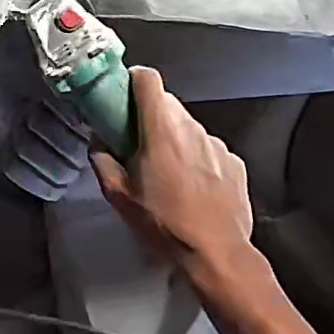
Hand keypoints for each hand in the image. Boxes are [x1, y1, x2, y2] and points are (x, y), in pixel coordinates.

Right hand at [91, 67, 253, 277]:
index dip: (133, 79)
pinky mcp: (235, 163)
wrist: (216, 254)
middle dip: (149, 114)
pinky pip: (208, 148)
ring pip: (188, 126)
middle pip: (167, 103)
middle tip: (136, 139)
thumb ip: (102, 160)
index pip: (148, 80)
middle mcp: (192, 129)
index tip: (122, 93)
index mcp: (161, 130)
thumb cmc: (163, 222)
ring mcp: (217, 145)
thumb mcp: (117, 194)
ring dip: (173, 136)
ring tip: (165, 167)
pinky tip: (191, 183)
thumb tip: (98, 143)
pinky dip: (195, 156)